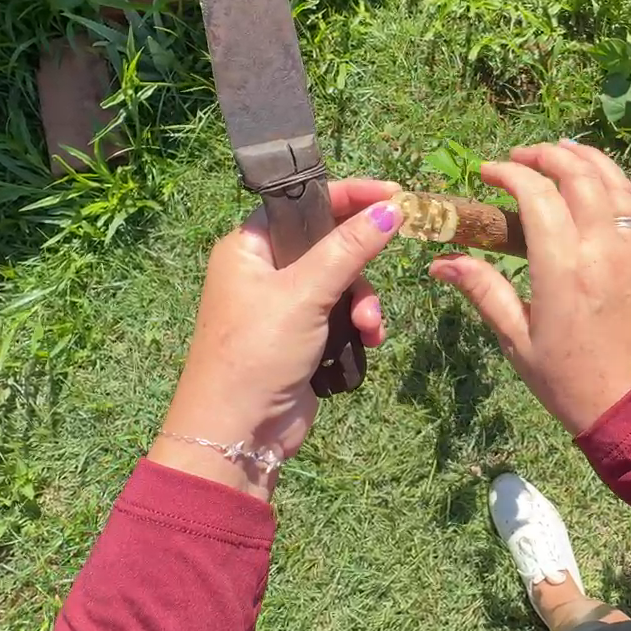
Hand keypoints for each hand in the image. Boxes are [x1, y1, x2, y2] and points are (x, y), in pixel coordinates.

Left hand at [151, 179, 402, 499]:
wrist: (235, 436)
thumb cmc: (258, 352)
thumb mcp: (306, 293)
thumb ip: (350, 247)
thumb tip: (392, 208)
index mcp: (250, 246)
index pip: (305, 203)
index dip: (350, 195)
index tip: (394, 194)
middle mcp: (265, 268)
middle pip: (331, 243)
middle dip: (361, 266)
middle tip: (391, 263)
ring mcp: (284, 303)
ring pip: (343, 281)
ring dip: (363, 303)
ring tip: (369, 329)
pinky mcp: (303, 334)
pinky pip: (342, 312)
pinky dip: (359, 323)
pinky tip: (368, 342)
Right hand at [427, 141, 630, 433]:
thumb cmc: (568, 380)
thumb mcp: (516, 340)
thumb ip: (483, 290)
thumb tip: (441, 262)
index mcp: (563, 269)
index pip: (537, 196)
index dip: (510, 174)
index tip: (487, 173)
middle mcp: (600, 249)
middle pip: (578, 176)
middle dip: (546, 156)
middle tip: (518, 158)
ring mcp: (629, 251)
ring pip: (613, 182)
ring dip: (585, 158)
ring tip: (558, 151)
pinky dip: (615, 181)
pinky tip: (598, 178)